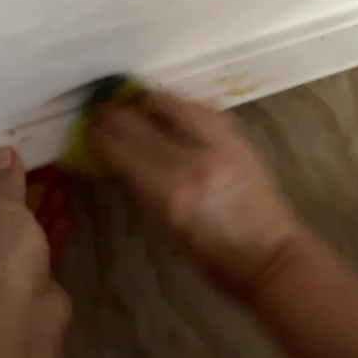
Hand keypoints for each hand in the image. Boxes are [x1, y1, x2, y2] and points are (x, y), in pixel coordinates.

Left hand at [0, 148, 71, 328]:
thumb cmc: (5, 258)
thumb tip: (3, 150)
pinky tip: (69, 217)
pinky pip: (46, 249)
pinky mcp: (36, 282)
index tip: (33, 159)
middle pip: (11, 214)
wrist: (22, 319)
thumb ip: (8, 181)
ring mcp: (11, 269)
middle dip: (33, 191)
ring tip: (67, 186)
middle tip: (57, 167)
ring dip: (47, 209)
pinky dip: (55, 232)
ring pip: (30, 231)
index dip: (9, 179)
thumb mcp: (5, 210)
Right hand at [91, 90, 306, 298]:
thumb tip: (119, 157)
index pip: (125, 153)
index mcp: (172, 195)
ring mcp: (219, 144)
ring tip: (132, 100)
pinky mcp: (236, 135)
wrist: (269, 254)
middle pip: (144, 125)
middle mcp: (193, 162)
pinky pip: (199, 108)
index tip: (89, 128)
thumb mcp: (168, 227)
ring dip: (147, 101)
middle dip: (118, 115)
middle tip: (102, 109)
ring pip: (173, 105)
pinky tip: (166, 104)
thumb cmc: (214, 258)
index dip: (103, 137)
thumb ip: (145, 187)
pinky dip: (177, 103)